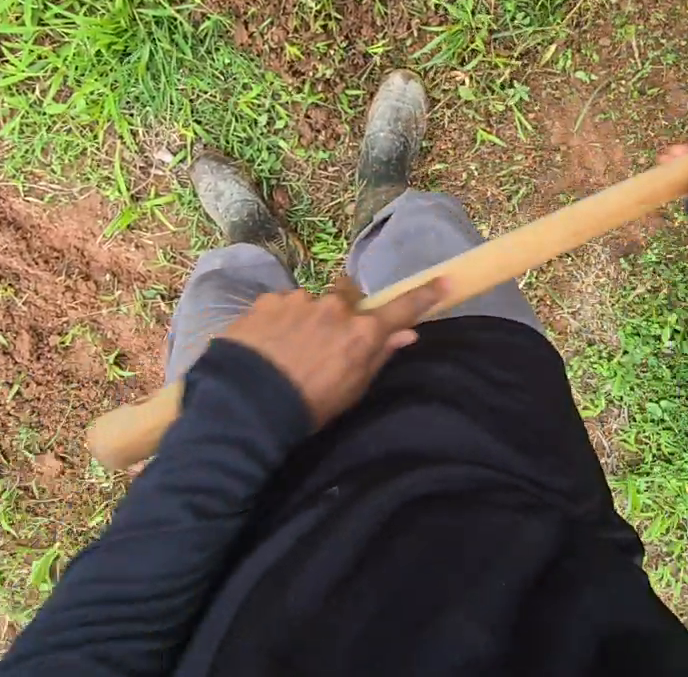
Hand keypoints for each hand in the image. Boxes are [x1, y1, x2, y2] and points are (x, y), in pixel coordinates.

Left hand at [221, 276, 444, 426]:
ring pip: (312, 302)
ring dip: (306, 319)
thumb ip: (379, 356)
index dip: (425, 295)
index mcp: (361, 332)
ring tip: (286, 350)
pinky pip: (281, 305)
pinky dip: (278, 321)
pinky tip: (265, 345)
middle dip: (343, 311)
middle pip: (350, 297)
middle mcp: (336, 307)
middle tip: (326, 340)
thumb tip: (407, 334)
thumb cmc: (306, 408)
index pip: (402, 308)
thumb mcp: (351, 391)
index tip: (445, 279)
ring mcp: (300, 300)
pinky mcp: (268, 300)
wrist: (243, 407)